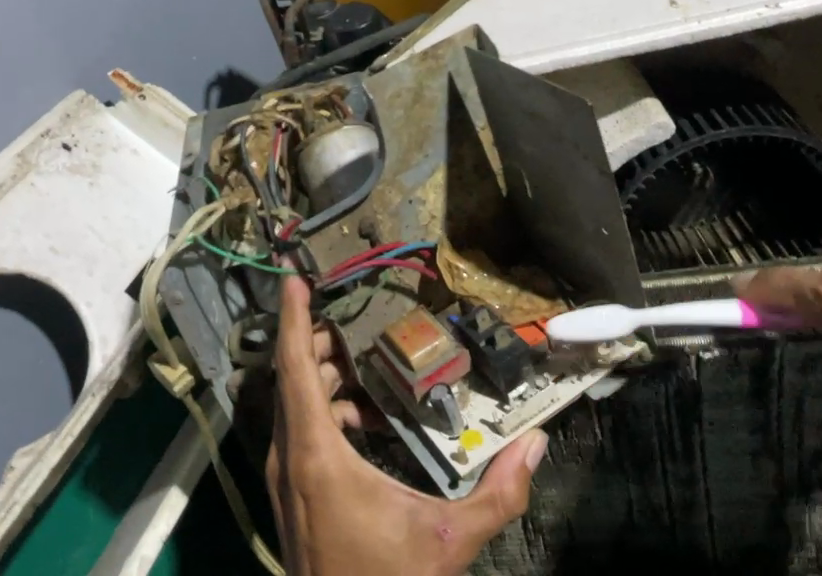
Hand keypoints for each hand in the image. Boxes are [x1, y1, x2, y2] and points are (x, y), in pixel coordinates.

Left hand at [265, 275, 546, 574]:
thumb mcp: (448, 541)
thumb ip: (498, 494)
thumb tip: (537, 444)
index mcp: (315, 454)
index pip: (295, 367)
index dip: (294, 319)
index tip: (293, 280)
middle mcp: (289, 455)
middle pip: (292, 377)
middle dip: (316, 339)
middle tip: (349, 315)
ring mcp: (284, 474)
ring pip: (293, 402)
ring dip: (320, 373)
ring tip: (358, 359)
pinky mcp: (291, 490)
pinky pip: (298, 428)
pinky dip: (322, 407)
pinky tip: (360, 416)